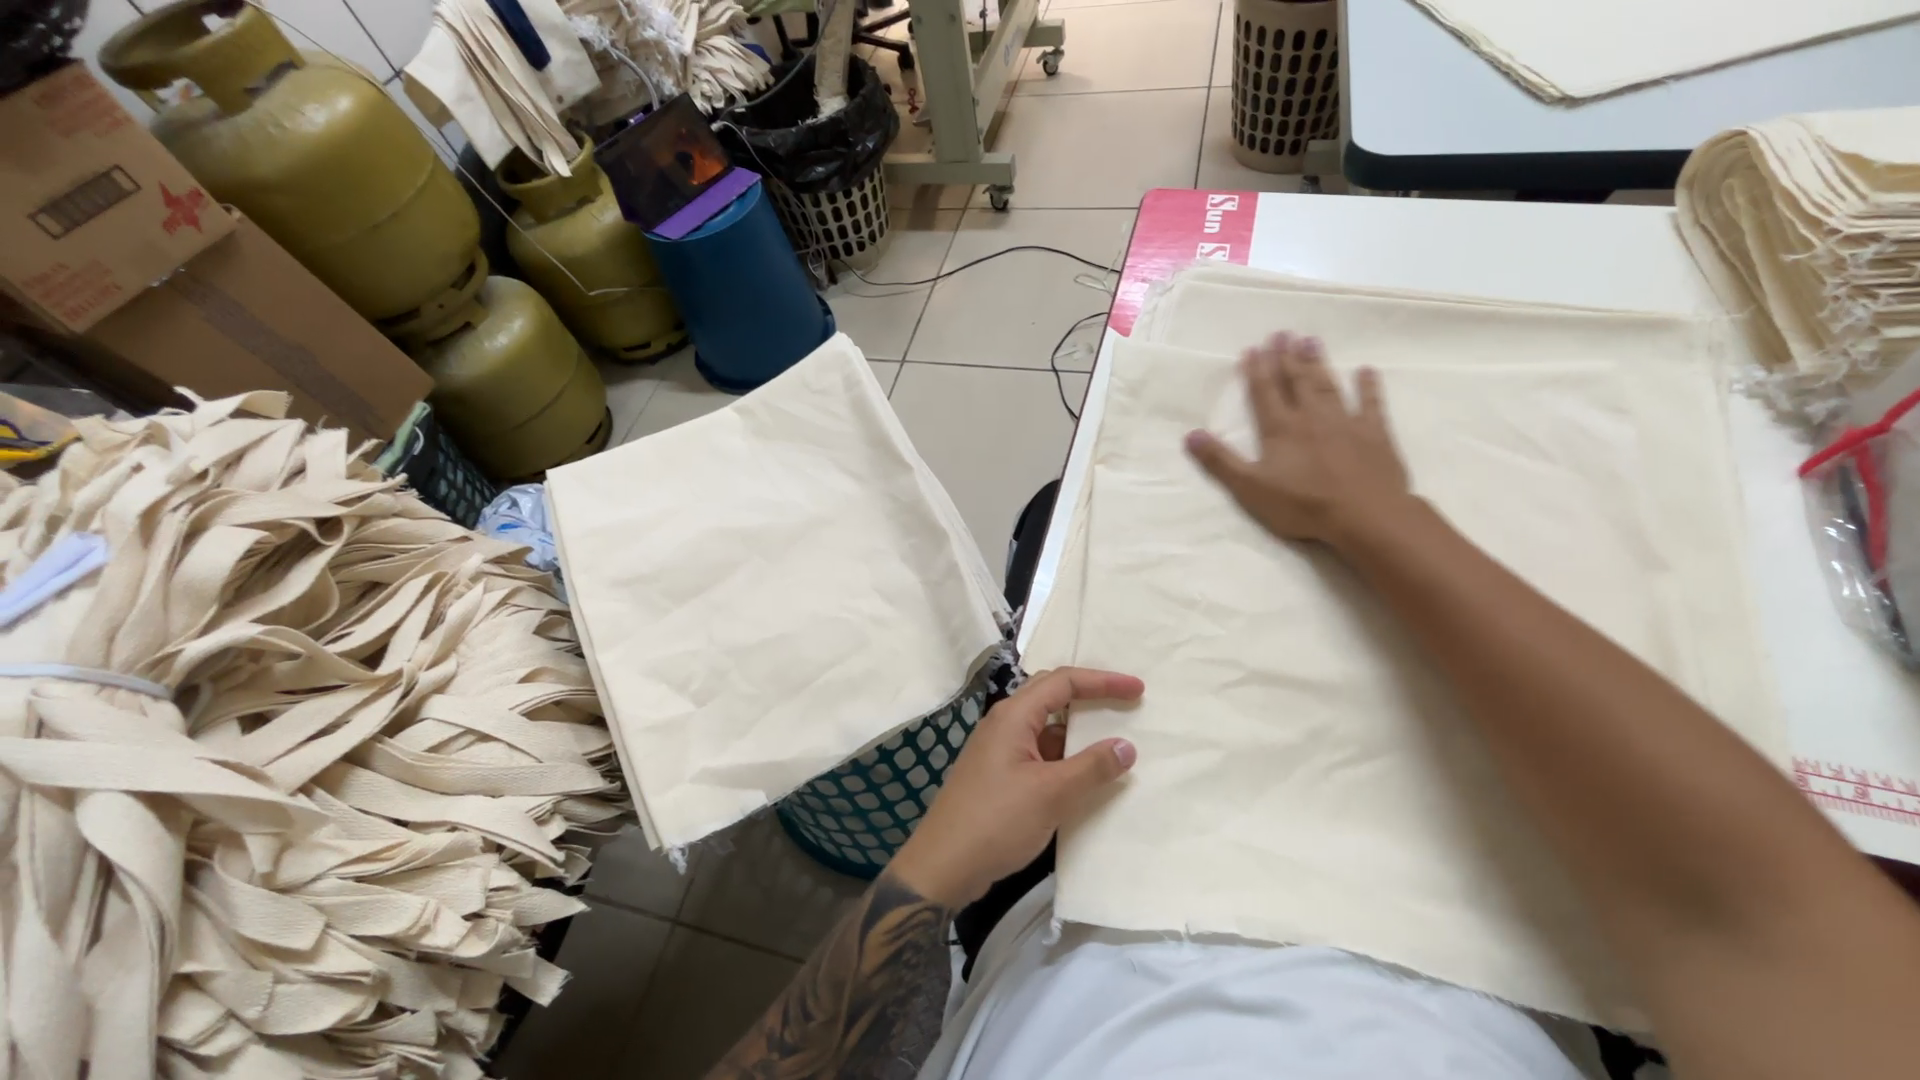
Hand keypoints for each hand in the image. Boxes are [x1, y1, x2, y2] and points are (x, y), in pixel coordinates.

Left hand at [886, 668, 1143, 906]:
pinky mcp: (998, 777)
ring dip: (1078, 732)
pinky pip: (1039, 754)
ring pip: (1045, 729)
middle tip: (1126, 705)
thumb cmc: (996, 821)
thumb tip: (1126, 746)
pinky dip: (1065, 758)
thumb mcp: (1051, 794)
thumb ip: (1092, 767)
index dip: (1102, 681)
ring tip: (1114, 743)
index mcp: (1013, 716)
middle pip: (1051, 696)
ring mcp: (999, 751)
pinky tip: (1085, 776)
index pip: (1062, 681)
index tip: (1137, 689)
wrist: (943, 866)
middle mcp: (1003, 725)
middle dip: (1090, 697)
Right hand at [1185, 332, 1412, 547]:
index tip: (1253, 348)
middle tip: (1282, 333)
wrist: (1364, 516)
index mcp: (1280, 429)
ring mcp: (1346, 422)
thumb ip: (1220, 462)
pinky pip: (1371, 404)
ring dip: (1318, 364)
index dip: (1257, 370)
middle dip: (1287, 357)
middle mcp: (1311, 417)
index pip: (1264, 392)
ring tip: (1311, 341)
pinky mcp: (1375, 434)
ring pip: (1328, 386)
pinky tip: (1366, 371)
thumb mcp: (1250, 489)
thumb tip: (1191, 435)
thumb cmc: (1302, 506)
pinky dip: (1369, 387)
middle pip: (1297, 381)